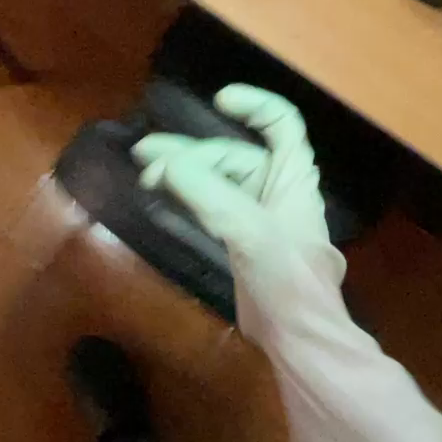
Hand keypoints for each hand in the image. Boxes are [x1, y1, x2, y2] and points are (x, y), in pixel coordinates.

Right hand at [129, 84, 330, 262]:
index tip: (219, 101)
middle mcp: (276, 187)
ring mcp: (258, 213)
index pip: (281, 123)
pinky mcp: (241, 236)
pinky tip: (162, 192)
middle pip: (232, 153)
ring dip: (182, 171)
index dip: (255, 104)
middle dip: (191, 151)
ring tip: (144, 171)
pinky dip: (187, 192)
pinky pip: (210, 200)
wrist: (297, 340)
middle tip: (145, 155)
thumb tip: (167, 165)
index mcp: (292, 177)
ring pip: (216, 177)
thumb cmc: (286, 279)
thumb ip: (209, 193)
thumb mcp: (248, 230)